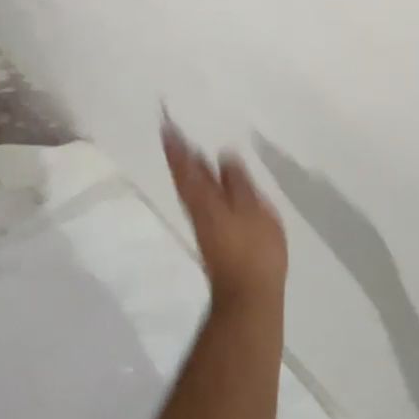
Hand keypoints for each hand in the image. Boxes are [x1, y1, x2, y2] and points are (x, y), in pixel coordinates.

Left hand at [162, 110, 287, 307]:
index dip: (176, 144)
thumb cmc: (254, 249)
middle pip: (183, 174)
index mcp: (204, 197)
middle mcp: (197, 207)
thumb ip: (238, 181)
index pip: (186, 164)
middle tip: (170, 129)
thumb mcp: (253, 209)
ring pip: (189, 187)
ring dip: (186, 166)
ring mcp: (202, 221)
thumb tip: (224, 155)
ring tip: (185, 146)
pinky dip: (198, 182)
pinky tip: (207, 179)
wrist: (248, 295)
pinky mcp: (210, 233)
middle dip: (177, 152)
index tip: (165, 123)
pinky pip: (198, 198)